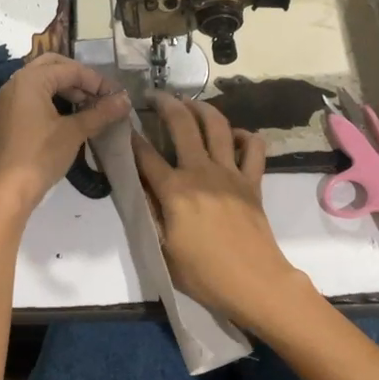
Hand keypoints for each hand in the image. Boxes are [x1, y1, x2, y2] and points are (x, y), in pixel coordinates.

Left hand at [0, 54, 131, 216]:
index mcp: (30, 80)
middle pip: (53, 67)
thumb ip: (100, 113)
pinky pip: (32, 96)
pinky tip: (68, 116)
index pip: (70, 70)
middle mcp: (16, 82)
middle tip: (98, 95)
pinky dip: (52, 99)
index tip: (115, 96)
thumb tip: (125, 100)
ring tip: (88, 106)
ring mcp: (8, 99)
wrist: (8, 189)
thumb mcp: (74, 132)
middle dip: (78, 78)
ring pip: (41, 81)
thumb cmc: (41, 156)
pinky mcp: (8, 115)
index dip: (96, 81)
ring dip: (66, 88)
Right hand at [131, 94, 309, 328]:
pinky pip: (253, 148)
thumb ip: (151, 214)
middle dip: (166, 104)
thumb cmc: (204, 274)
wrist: (255, 282)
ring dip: (202, 108)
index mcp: (174, 191)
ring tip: (190, 103)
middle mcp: (201, 172)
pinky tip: (234, 137)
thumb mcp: (164, 249)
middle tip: (154, 96)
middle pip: (182, 124)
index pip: (145, 155)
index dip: (130, 137)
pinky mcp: (252, 181)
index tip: (122, 124)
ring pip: (218, 125)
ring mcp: (231, 174)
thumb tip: (141, 188)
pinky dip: (244, 136)